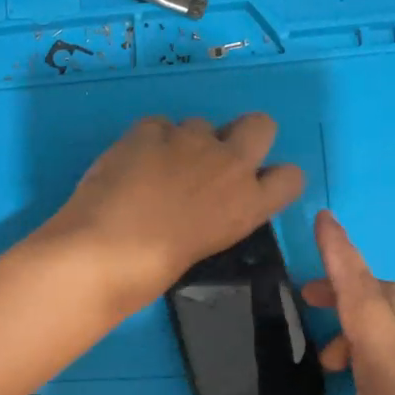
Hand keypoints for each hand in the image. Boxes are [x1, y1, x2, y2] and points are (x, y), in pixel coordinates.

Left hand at [40, 115, 303, 307]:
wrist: (104, 251)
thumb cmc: (151, 271)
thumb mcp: (201, 246)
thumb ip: (211, 216)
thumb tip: (196, 203)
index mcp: (248, 206)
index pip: (290, 177)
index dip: (269, 177)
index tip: (248, 186)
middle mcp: (229, 165)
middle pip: (260, 124)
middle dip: (241, 135)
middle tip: (208, 161)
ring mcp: (189, 141)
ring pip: (200, 123)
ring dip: (184, 141)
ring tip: (153, 171)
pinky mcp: (149, 129)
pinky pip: (157, 124)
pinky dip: (147, 140)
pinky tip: (128, 164)